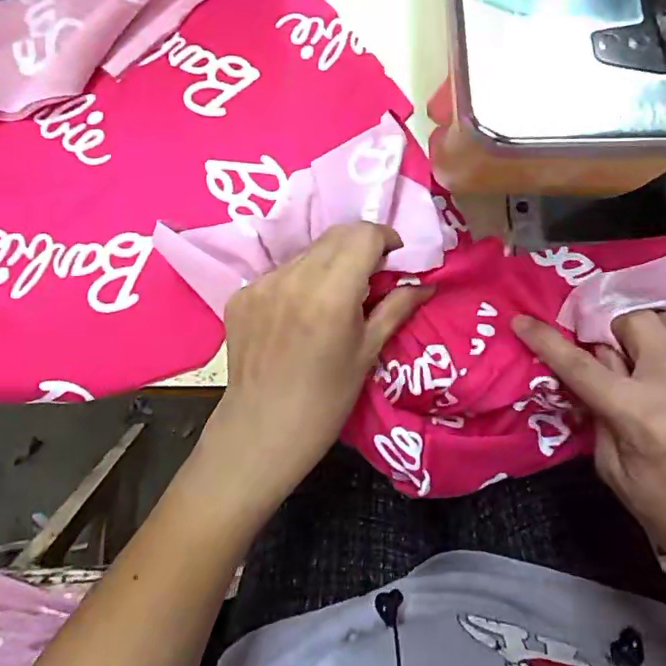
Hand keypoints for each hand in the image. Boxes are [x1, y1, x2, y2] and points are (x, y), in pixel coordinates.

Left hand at [193, 223, 432, 510]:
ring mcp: (262, 284)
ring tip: (333, 298)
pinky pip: (280, 272)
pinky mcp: (240, 294)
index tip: (393, 259)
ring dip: (328, 263)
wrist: (261, 431)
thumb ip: (396, 308)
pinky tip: (299, 313)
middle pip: (335, 235)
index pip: (364, 234)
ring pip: (307, 252)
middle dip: (360, 246)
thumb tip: (425, 283)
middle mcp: (293, 278)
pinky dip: (298, 281)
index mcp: (331, 293)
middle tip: (371, 275)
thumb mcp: (368, 353)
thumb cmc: (326, 401)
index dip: (385, 239)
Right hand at [512, 311, 665, 646]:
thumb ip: (598, 416)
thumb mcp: (614, 472)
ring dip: (652, 331)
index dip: (545, 340)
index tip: (522, 321)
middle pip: (634, 321)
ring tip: (650, 357)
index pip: (579, 364)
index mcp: (637, 413)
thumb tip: (595, 372)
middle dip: (615, 334)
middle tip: (614, 360)